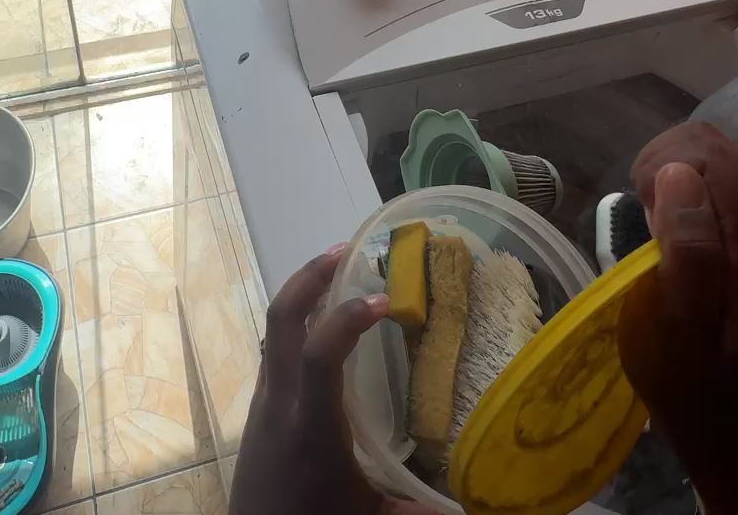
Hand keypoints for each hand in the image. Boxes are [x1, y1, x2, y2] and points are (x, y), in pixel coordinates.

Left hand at [228, 244, 433, 514]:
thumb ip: (420, 509)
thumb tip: (479, 506)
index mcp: (310, 429)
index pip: (318, 357)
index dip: (347, 320)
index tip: (383, 299)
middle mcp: (280, 402)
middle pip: (282, 318)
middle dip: (311, 276)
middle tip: (347, 249)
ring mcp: (263, 398)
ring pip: (273, 326)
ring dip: (302, 291)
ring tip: (338, 270)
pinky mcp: (258, 401)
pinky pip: (275, 344)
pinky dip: (298, 319)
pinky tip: (323, 320)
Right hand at [616, 122, 737, 514]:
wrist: (714, 408)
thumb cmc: (682, 369)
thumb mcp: (677, 321)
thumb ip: (688, 250)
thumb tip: (677, 174)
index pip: (711, 154)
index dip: (663, 167)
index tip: (644, 210)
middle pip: (714, 146)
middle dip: (665, 165)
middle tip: (646, 215)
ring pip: (711, 157)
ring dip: (668, 174)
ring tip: (653, 220)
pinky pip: (709, 180)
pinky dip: (676, 189)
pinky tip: (664, 225)